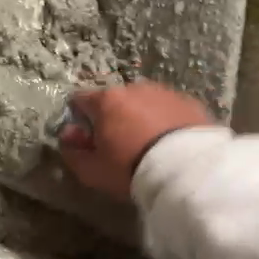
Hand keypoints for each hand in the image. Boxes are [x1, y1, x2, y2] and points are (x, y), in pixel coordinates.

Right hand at [56, 80, 215, 200]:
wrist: (188, 170)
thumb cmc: (130, 167)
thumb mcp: (91, 170)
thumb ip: (72, 151)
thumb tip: (67, 136)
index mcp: (106, 100)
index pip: (80, 100)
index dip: (78, 118)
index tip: (84, 138)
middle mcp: (134, 89)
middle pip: (114, 100)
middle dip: (111, 117)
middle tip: (117, 145)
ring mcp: (165, 93)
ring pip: (143, 103)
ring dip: (139, 118)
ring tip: (146, 145)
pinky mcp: (191, 103)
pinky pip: (168, 111)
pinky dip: (163, 122)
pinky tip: (167, 144)